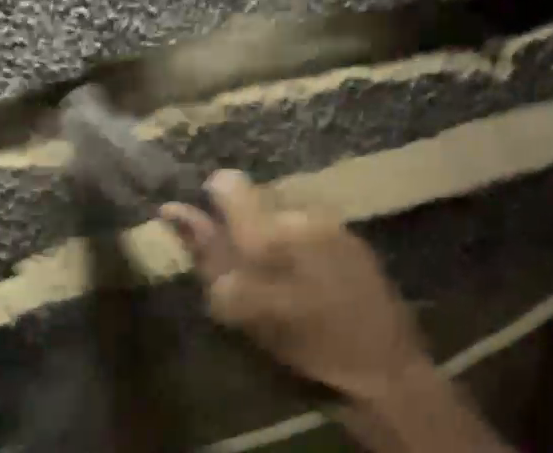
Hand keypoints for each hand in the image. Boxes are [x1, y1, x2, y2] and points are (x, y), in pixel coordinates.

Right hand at [159, 169, 430, 402]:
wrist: (382, 369)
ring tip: (284, 270)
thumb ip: (204, 251)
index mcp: (265, 233)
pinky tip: (312, 274)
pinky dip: (302, 239)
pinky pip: (311, 222)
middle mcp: (297, 214)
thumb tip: (170, 208)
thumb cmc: (301, 342)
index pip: (226, 182)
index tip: (216, 229)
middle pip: (256, 194)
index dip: (213, 199)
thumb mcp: (239, 305)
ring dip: (276, 228)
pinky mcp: (354, 235)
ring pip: (285, 208)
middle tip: (250, 260)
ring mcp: (331, 221)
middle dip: (247, 219)